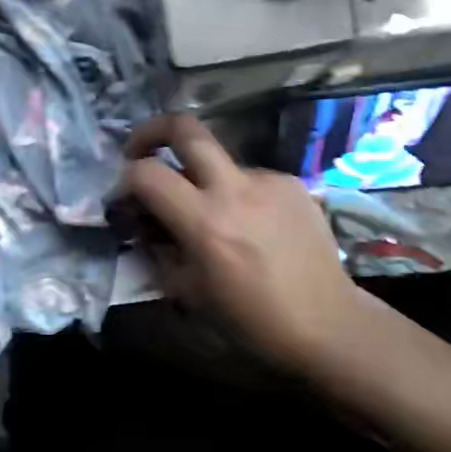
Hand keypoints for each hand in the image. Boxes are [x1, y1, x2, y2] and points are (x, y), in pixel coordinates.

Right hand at [122, 114, 369, 367]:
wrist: (327, 323)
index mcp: (206, 222)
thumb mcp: (191, 294)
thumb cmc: (252, 322)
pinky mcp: (294, 185)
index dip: (125, 179)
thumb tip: (146, 228)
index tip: (124, 196)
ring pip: (222, 161)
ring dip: (204, 179)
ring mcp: (270, 181)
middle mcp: (237, 189)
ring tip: (214, 219)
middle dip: (154, 131)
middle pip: (187, 128)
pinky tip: (251, 227)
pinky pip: (252, 179)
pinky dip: (239, 195)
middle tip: (143, 152)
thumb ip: (161, 253)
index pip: (147, 173)